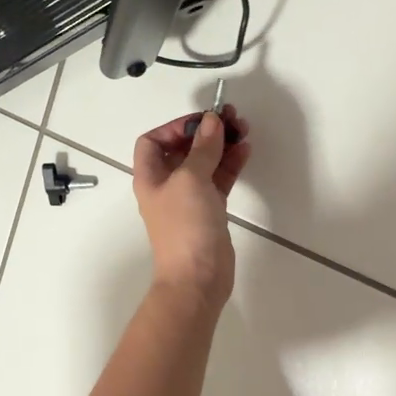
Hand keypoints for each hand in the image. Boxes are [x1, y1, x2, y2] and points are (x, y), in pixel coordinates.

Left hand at [132, 108, 252, 306]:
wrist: (197, 277)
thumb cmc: (185, 226)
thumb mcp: (191, 179)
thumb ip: (203, 148)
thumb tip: (212, 121)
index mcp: (150, 177)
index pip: (153, 141)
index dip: (175, 127)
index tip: (203, 122)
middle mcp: (167, 185)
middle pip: (183, 149)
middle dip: (205, 132)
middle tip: (232, 118)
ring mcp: (189, 199)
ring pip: (205, 163)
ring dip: (222, 145)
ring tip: (244, 130)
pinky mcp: (210, 211)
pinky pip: (219, 180)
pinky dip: (231, 165)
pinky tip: (246, 151)